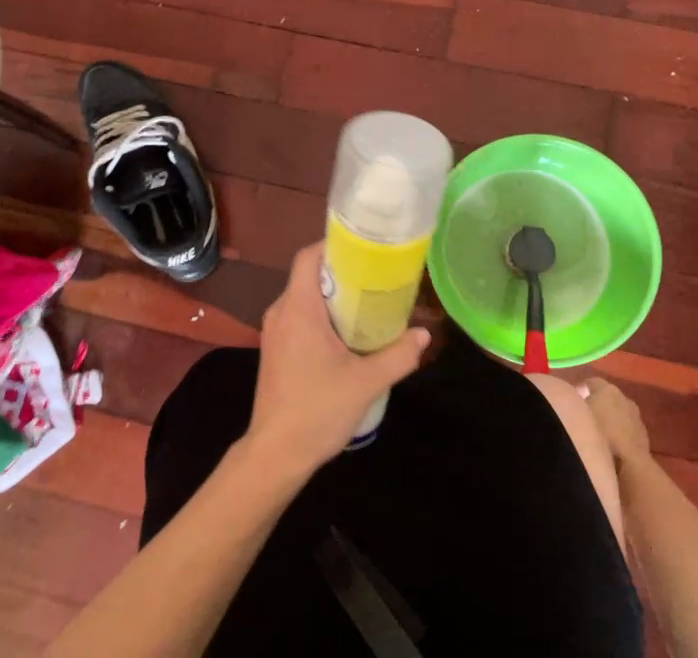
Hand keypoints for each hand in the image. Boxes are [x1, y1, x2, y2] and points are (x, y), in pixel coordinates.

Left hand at [245, 243, 429, 473]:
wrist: (277, 452)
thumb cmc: (318, 410)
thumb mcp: (366, 382)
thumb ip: (398, 355)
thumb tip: (423, 334)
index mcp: (298, 309)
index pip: (309, 257)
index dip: (335, 246)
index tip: (366, 250)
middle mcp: (281, 313)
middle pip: (309, 276)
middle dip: (343, 273)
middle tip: (378, 278)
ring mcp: (274, 332)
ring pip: (304, 299)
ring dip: (333, 297)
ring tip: (369, 304)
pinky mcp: (276, 351)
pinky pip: (299, 318)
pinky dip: (322, 316)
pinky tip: (348, 335)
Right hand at [578, 378, 650, 467]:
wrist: (627, 463)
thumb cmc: (597, 434)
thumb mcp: (575, 415)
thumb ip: (573, 405)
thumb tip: (571, 403)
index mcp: (607, 389)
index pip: (591, 382)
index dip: (580, 388)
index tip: (571, 398)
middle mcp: (624, 399)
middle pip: (607, 397)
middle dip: (597, 403)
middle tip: (583, 415)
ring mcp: (636, 417)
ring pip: (618, 413)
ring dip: (609, 419)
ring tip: (596, 432)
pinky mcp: (643, 436)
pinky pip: (626, 429)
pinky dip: (618, 433)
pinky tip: (609, 444)